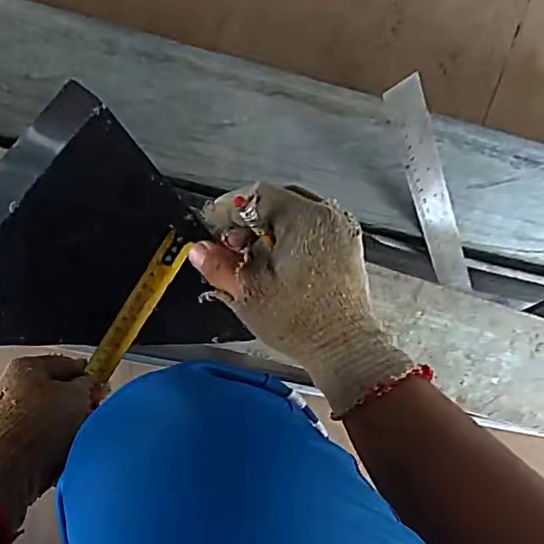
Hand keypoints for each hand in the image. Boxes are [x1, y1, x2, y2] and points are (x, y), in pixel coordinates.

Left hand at [0, 355, 100, 531]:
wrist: (7, 471)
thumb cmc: (40, 426)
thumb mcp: (76, 397)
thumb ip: (88, 385)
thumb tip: (91, 384)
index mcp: (26, 368)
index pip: (66, 364)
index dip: (89, 377)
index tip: (105, 391)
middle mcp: (12, 389)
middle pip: (59, 394)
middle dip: (80, 408)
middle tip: (94, 419)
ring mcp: (9, 420)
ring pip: (53, 422)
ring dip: (70, 432)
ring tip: (79, 442)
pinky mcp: (9, 448)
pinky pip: (42, 444)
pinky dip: (55, 451)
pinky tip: (63, 459)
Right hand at [189, 183, 415, 412]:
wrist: (342, 348)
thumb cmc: (302, 322)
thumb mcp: (249, 293)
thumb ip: (218, 266)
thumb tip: (199, 250)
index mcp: (304, 218)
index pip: (256, 195)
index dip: (228, 211)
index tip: (212, 229)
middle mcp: (327, 218)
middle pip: (276, 204)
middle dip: (248, 224)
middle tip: (230, 249)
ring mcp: (339, 234)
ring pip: (293, 218)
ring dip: (267, 234)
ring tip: (253, 263)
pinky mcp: (344, 251)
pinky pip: (309, 234)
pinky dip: (288, 243)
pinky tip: (275, 270)